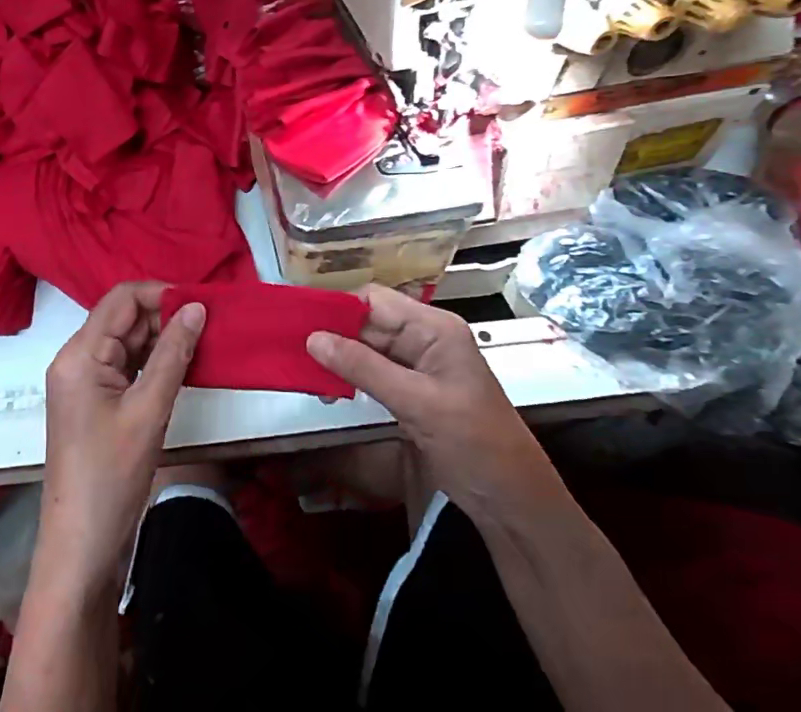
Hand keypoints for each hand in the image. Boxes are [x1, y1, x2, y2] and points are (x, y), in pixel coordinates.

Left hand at [37, 281, 203, 586]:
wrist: (83, 543)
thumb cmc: (112, 474)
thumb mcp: (149, 409)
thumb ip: (173, 353)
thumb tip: (196, 307)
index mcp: (79, 355)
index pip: (121, 299)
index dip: (161, 293)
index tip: (202, 303)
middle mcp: (77, 360)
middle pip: (124, 318)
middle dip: (166, 316)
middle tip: (211, 325)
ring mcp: (85, 382)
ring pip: (129, 342)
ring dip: (164, 339)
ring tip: (205, 342)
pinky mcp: (96, 401)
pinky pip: (128, 366)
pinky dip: (155, 361)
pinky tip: (186, 365)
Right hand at [306, 285, 554, 518]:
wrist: (511, 499)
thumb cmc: (474, 443)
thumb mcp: (418, 403)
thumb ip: (364, 368)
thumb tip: (314, 338)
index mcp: (435, 328)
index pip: (376, 301)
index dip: (337, 307)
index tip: (298, 321)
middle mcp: (425, 339)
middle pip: (368, 323)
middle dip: (332, 333)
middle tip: (288, 347)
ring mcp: (418, 366)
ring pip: (367, 349)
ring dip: (337, 357)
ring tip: (300, 367)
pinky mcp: (412, 392)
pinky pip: (374, 374)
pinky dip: (350, 378)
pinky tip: (325, 387)